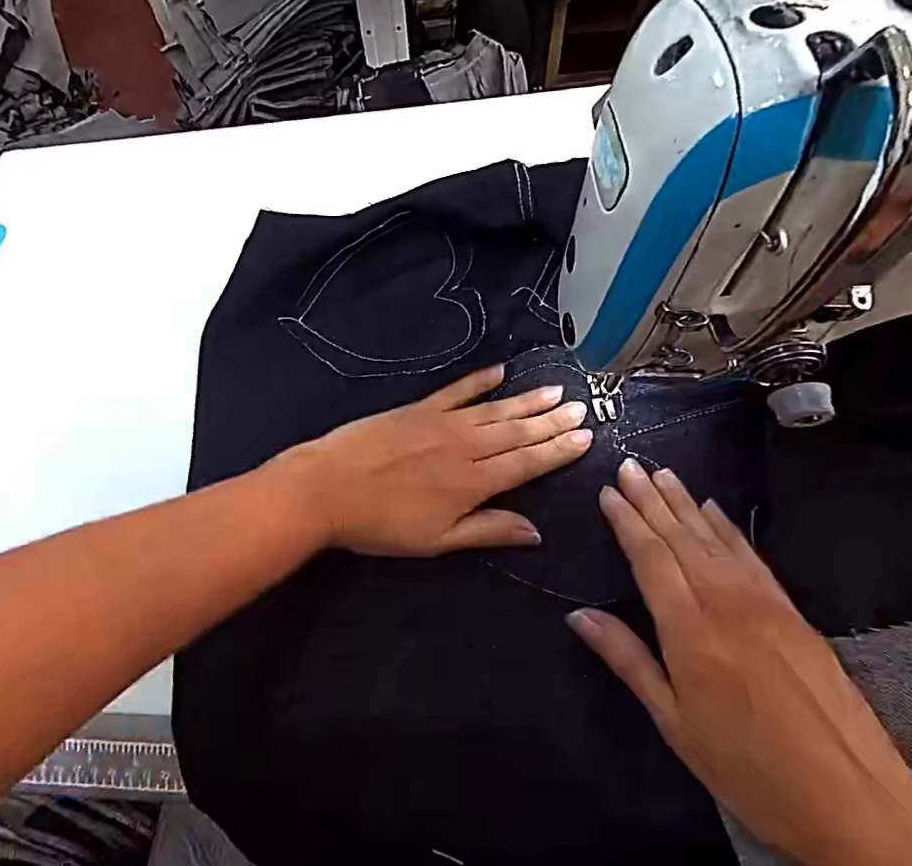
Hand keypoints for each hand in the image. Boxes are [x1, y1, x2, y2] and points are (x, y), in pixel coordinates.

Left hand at [263, 364, 591, 556]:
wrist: (326, 488)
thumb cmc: (381, 524)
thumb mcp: (436, 540)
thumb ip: (488, 530)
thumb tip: (535, 532)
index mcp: (473, 482)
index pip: (528, 463)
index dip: (559, 450)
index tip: (585, 437)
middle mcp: (466, 446)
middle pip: (519, 432)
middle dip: (554, 421)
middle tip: (582, 408)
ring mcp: (444, 422)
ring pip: (497, 409)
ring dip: (529, 400)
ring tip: (557, 390)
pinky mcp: (420, 408)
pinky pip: (458, 391)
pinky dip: (481, 381)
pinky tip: (501, 371)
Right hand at [569, 461, 911, 865]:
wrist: (846, 792)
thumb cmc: (746, 767)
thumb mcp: (674, 722)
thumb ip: (627, 659)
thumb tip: (579, 615)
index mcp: (688, 627)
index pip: (650, 556)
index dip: (627, 521)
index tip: (609, 492)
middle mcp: (723, 599)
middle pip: (679, 536)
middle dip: (650, 498)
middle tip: (630, 466)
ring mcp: (760, 598)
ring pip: (713, 536)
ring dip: (684, 502)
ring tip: (663, 474)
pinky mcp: (788, 605)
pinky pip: (748, 552)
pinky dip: (726, 525)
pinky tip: (713, 508)